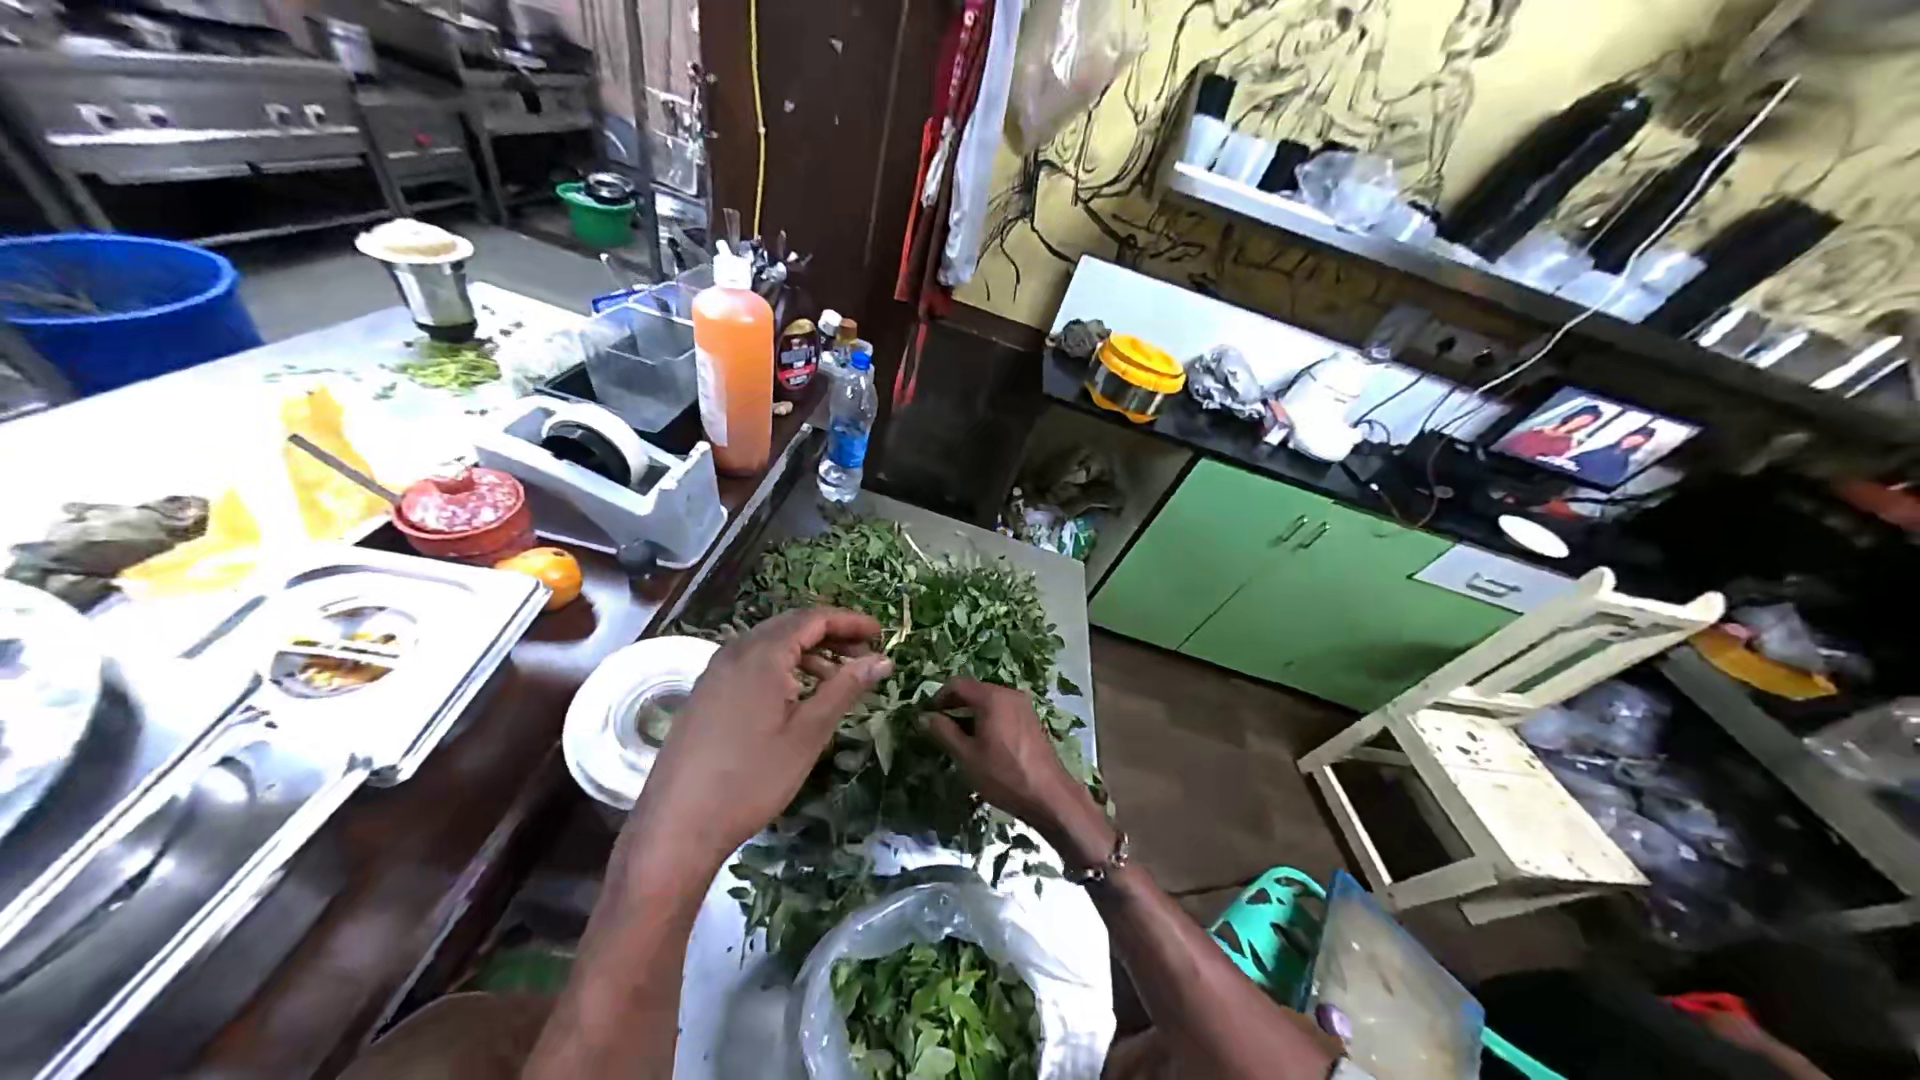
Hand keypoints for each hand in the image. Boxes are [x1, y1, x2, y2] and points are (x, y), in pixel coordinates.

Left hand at [631, 607, 890, 869]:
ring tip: (837, 679)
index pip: (813, 618)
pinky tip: (796, 696)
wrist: (677, 826)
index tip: (881, 635)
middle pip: (791, 626)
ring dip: (808, 652)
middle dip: (831, 635)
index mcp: (761, 654)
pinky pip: (751, 663)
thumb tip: (882, 660)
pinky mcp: (705, 694)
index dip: (850, 622)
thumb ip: (845, 688)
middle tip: (865, 656)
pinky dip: (782, 667)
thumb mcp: (808, 733)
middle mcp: (734, 652)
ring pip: (770, 644)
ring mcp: (715, 672)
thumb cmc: (752, 778)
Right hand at [923, 677, 1114, 868]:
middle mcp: (1010, 693)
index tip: (929, 717)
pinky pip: (1003, 709)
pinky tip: (984, 742)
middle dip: (955, 705)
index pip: (957, 684)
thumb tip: (924, 716)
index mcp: (992, 697)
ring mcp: (1024, 705)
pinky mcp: (1032, 719)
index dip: (939, 698)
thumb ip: (943, 732)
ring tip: (961, 739)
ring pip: (989, 701)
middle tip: (941, 729)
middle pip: (975, 690)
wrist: (1049, 796)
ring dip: (972, 713)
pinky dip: (989, 718)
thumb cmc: (1003, 775)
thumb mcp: (966, 756)